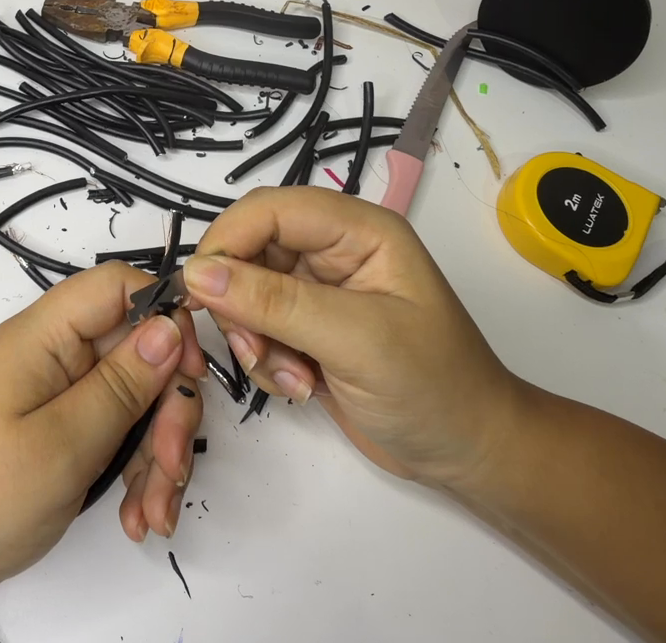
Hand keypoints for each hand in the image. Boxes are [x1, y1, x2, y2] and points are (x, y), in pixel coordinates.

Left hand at [0, 262, 204, 620]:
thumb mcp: (63, 443)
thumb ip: (122, 384)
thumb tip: (170, 326)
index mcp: (41, 336)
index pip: (116, 286)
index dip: (164, 316)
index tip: (190, 374)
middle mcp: (52, 355)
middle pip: (137, 351)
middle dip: (166, 410)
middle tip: (170, 469)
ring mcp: (58, 393)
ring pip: (136, 399)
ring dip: (155, 455)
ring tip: (152, 513)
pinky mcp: (62, 428)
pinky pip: (117, 432)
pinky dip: (135, 472)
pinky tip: (136, 517)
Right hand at [181, 187, 526, 489]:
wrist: (469, 454)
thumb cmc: (433, 388)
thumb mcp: (354, 340)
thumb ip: (274, 303)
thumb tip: (196, 274)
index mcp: (358, 231)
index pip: (270, 209)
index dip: (228, 240)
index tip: (199, 291)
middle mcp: (333, 251)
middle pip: (250, 249)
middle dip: (240, 303)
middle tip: (253, 350)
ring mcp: (317, 291)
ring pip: (244, 292)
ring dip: (253, 338)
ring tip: (291, 378)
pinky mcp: (306, 328)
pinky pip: (255, 327)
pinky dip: (263, 358)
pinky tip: (300, 386)